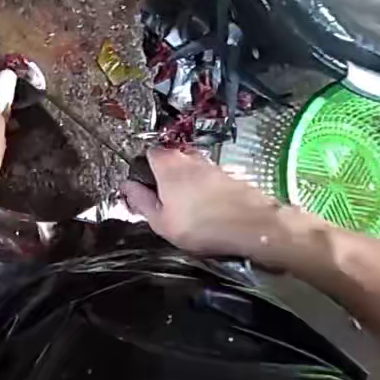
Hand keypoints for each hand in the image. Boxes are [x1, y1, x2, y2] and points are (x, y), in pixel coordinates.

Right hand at [122, 147, 308, 261]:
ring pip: (190, 170)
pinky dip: (204, 191)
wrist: (251, 227)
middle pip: (170, 160)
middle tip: (163, 203)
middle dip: (164, 177)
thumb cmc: (201, 225)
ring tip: (187, 211)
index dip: (142, 169)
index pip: (148, 153)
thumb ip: (141, 200)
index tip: (142, 187)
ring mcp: (212, 165)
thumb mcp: (160, 221)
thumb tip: (127, 186)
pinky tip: (207, 212)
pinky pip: (208, 180)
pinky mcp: (229, 176)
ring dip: (186, 185)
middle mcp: (190, 157)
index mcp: (168, 164)